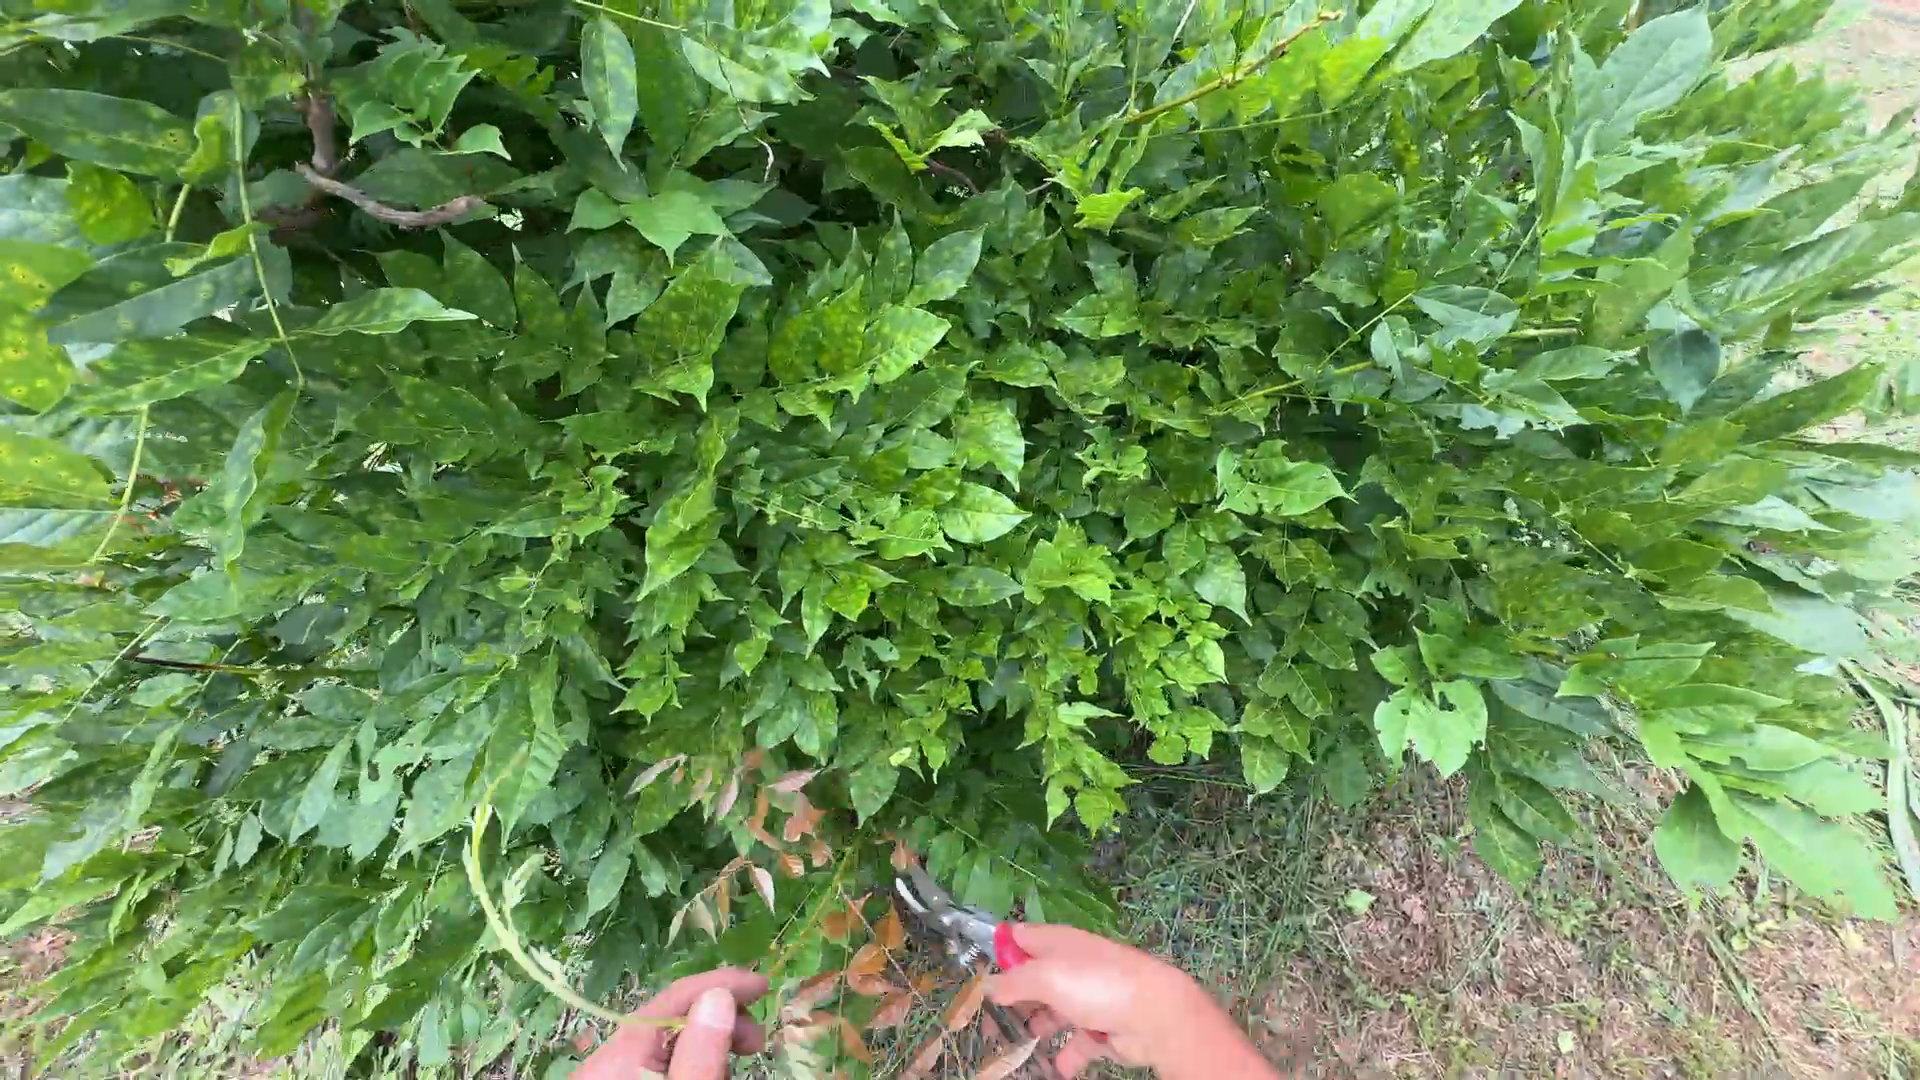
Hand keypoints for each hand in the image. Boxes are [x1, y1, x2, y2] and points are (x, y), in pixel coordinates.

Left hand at [573, 968, 767, 1079]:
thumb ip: (701, 1052)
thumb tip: (719, 994)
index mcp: (620, 1054)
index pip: (677, 996)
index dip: (724, 983)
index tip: (765, 986)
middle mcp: (606, 1061)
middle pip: (673, 1018)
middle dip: (721, 1017)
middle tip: (758, 1039)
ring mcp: (609, 1077)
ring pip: (668, 1043)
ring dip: (710, 1042)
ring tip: (739, 1059)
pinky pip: (657, 1063)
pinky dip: (690, 1060)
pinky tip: (709, 1070)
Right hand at [985, 925, 1281, 1079]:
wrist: (1155, 1013)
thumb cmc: (1096, 984)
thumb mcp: (1047, 976)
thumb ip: (1016, 981)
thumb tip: (990, 985)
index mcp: (1056, 942)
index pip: (1020, 938)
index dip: (1000, 951)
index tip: (979, 973)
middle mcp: (1070, 965)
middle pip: (1034, 978)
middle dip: (1014, 997)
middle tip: (990, 1021)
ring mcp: (1088, 997)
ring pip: (1053, 1011)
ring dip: (1037, 1026)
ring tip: (1016, 1044)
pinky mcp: (1102, 1029)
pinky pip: (1078, 1042)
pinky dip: (1066, 1055)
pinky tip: (1056, 1067)